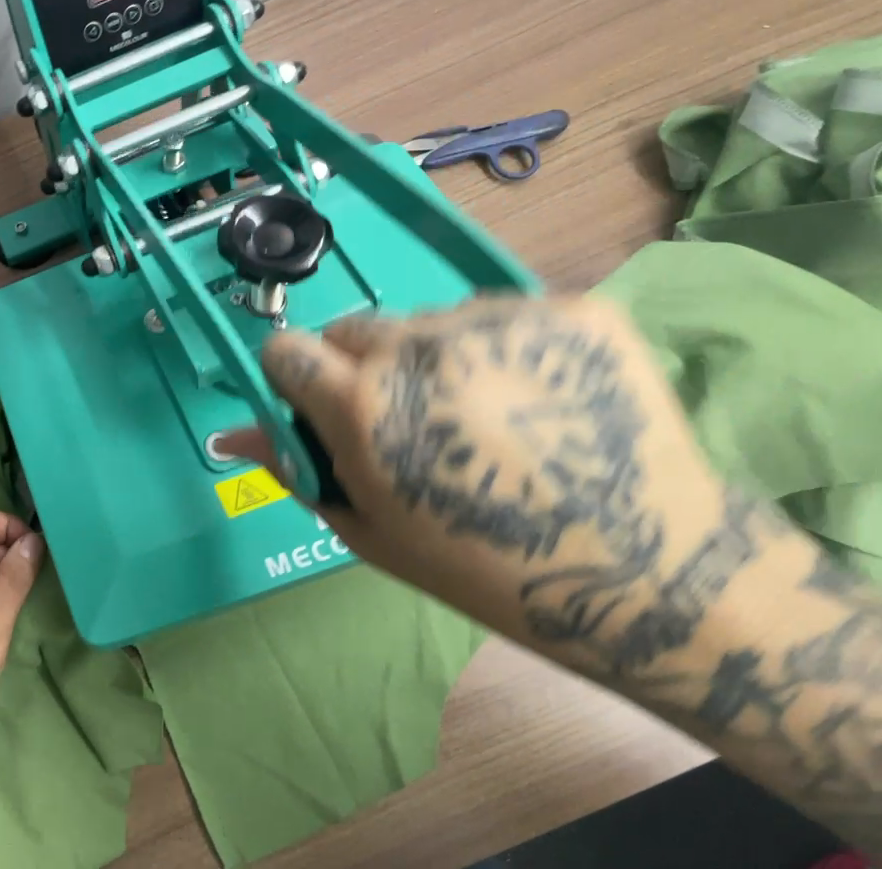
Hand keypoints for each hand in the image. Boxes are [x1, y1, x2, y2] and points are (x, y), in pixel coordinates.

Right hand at [217, 295, 746, 658]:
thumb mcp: (372, 530)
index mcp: (363, 405)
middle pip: (353, 329)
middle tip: (412, 422)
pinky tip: (538, 399)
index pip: (286, 349)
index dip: (297, 380)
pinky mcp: (569, 308)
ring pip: (427, 320)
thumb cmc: (486, 568)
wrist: (652, 573)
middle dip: (362, 368)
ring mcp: (499, 320)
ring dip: (433, 357)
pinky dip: (502, 348)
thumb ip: (297, 468)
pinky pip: (500, 314)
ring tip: (486, 415)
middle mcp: (419, 346)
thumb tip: (229, 434)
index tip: (325, 408)